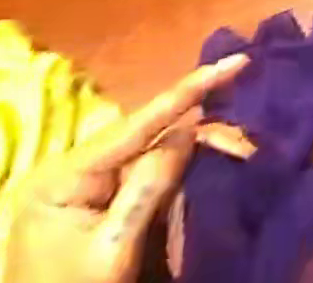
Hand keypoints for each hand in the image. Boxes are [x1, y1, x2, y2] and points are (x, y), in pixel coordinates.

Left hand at [4, 54, 249, 282]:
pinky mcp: (104, 204)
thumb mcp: (112, 252)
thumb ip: (148, 188)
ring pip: (158, 150)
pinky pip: (152, 173)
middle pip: (153, 133)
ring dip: (201, 149)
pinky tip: (214, 160)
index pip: (139, 122)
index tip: (237, 60)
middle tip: (248, 144)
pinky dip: (187, 168)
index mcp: (63, 175)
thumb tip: (187, 131)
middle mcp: (75, 168)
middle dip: (204, 130)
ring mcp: (89, 185)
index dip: (192, 88)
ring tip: (241, 152)